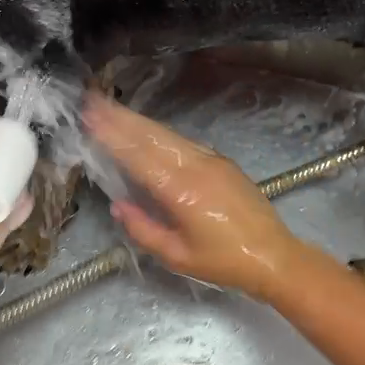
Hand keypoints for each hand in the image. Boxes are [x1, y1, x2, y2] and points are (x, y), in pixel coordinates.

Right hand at [85, 96, 302, 301]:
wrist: (274, 256)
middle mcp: (194, 167)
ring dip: (137, 121)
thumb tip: (117, 205)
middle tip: (94, 102)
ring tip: (112, 109)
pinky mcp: (221, 161)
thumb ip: (143, 229)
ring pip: (167, 134)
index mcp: (181, 191)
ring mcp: (210, 160)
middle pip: (151, 136)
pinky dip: (159, 132)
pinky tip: (146, 128)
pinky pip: (183, 141)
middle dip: (120, 118)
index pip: (138, 157)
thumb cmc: (223, 262)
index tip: (91, 119)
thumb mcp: (177, 256)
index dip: (112, 136)